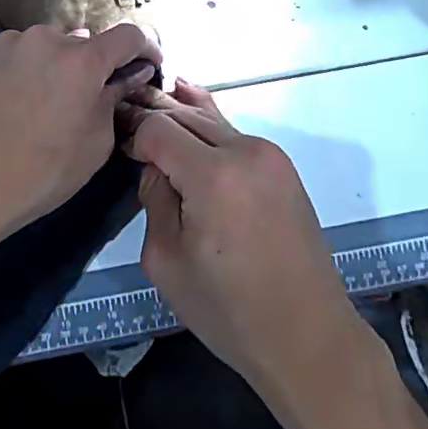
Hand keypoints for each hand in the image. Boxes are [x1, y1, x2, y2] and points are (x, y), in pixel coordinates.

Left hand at [0, 23, 159, 238]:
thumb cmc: (42, 171)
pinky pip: (22, 52)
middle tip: (90, 99)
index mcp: (83, 60)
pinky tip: (20, 100)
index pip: (130, 35)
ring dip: (60, 66)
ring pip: (52, 46)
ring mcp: (13, 42)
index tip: (149, 65)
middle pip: (87, 44)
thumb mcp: (96, 143)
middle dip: (96, 66)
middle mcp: (49, 38)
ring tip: (49, 103)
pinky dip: (31, 68)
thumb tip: (124, 78)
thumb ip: (114, 100)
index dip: (147, 48)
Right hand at [127, 83, 368, 394]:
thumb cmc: (229, 309)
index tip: (119, 147)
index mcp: (213, 174)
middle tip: (123, 108)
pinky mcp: (282, 168)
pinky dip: (209, 121)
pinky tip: (190, 99)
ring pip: (213, 120)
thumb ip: (155, 201)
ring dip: (181, 110)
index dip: (134, 134)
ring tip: (151, 92)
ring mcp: (269, 156)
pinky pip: (236, 135)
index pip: (158, 129)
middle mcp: (244, 151)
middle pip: (186, 115)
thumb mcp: (166, 261)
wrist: (307, 335)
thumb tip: (158, 168)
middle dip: (153, 112)